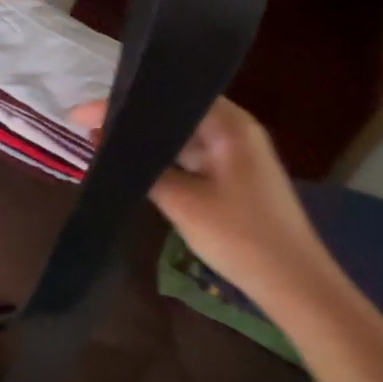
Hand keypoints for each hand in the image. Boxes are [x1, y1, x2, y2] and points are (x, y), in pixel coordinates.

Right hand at [70, 97, 338, 297]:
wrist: (298, 287)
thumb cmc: (241, 238)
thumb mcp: (182, 202)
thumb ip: (141, 167)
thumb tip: (101, 139)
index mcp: (230, 124)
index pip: (169, 94)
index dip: (124, 100)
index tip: (84, 113)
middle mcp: (236, 129)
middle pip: (175, 110)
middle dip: (133, 117)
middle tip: (88, 124)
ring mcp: (239, 153)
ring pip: (182, 133)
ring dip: (148, 139)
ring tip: (102, 140)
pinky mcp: (237, 176)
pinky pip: (193, 154)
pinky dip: (165, 157)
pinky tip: (137, 164)